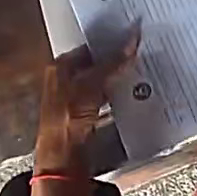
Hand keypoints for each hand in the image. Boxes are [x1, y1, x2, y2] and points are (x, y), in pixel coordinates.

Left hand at [33, 31, 138, 174]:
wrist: (63, 155)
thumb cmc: (67, 118)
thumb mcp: (92, 85)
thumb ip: (112, 63)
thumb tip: (131, 42)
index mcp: (60, 67)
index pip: (88, 48)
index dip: (108, 44)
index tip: (129, 39)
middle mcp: (64, 80)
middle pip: (95, 64)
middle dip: (115, 61)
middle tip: (137, 54)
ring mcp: (74, 98)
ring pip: (101, 81)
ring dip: (116, 78)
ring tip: (136, 71)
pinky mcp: (84, 114)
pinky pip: (104, 97)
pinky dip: (115, 94)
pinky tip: (129, 93)